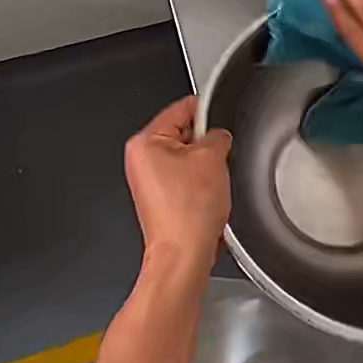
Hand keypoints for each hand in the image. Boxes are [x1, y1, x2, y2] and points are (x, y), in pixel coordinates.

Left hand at [125, 96, 231, 268]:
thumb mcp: (213, 157)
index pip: (181, 108)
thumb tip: (219, 135)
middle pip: (184, 132)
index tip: (221, 115)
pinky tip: (206, 195)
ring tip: (210, 182)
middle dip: (206, 143)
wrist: (184, 254)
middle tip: (217, 159)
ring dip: (205, 165)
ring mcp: (150, 180)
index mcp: (145, 142)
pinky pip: (187, 177)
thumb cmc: (187, 214)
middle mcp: (141, 160)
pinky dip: (201, 182)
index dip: (206, 110)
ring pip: (188, 156)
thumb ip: (217, 135)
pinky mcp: (162, 197)